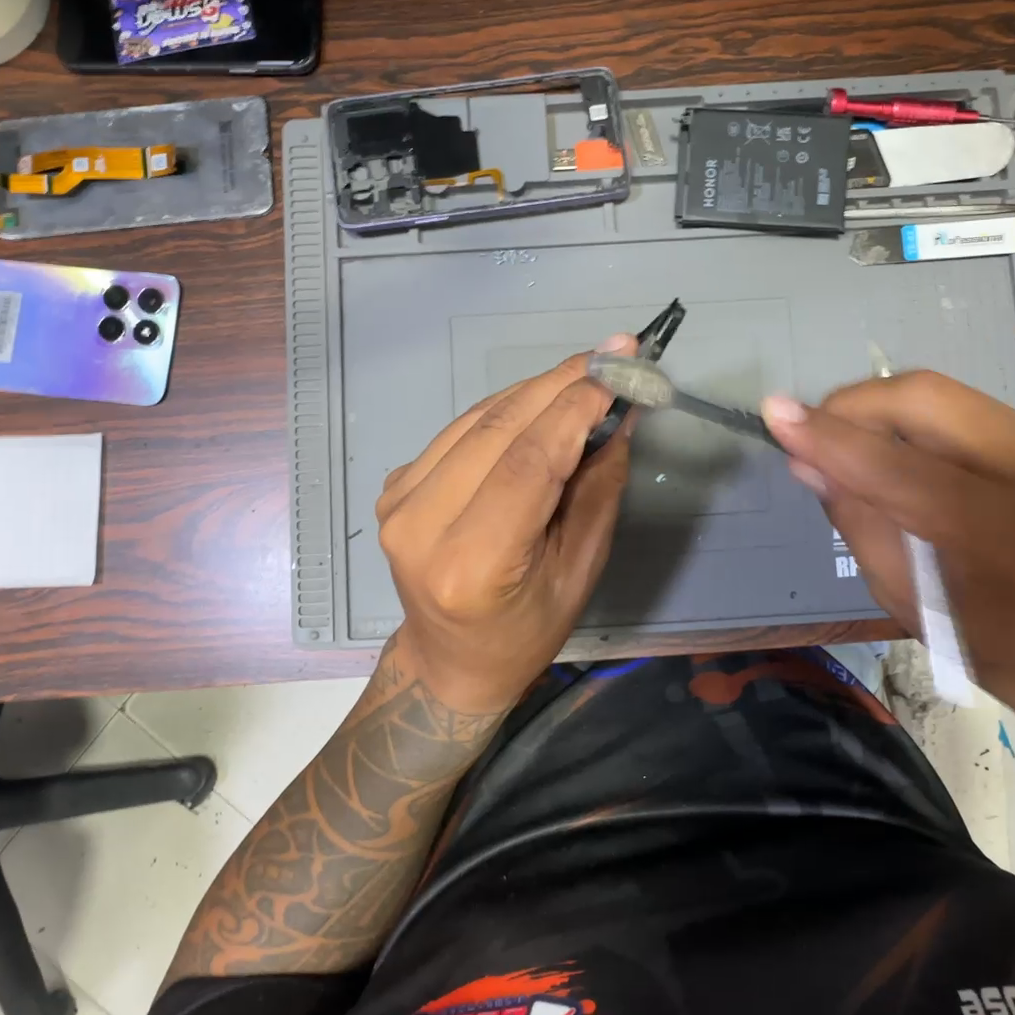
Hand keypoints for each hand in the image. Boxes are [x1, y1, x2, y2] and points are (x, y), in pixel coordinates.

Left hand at [376, 337, 636, 713]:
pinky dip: (504, 410)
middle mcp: (420, 525)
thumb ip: (597, 490)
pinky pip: (458, 432)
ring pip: (476, 420)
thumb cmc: (525, 632)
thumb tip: (619, 416)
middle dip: (559, 384)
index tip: (620, 368)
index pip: (528, 463)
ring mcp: (398, 503)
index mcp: (471, 563)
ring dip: (534, 390)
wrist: (448, 661)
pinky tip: (541, 401)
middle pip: (498, 429)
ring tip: (586, 372)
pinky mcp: (393, 488)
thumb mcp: (579, 571)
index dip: (576, 408)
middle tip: (611, 353)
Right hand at [761, 371, 1014, 732]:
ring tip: (847, 449)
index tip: (774, 415)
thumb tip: (807, 463)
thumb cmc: (1000, 653)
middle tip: (812, 435)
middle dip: (853, 406)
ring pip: (942, 396)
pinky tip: (893, 455)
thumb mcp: (913, 606)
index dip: (830, 438)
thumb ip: (860, 525)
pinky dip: (912, 424)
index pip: (900, 467)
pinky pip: (961, 412)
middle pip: (926, 398)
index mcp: (1012, 537)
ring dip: (880, 413)